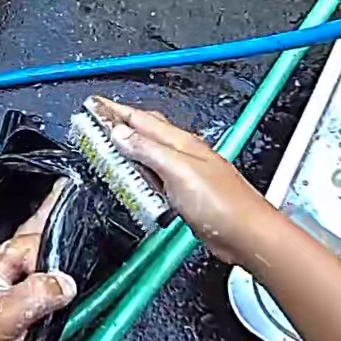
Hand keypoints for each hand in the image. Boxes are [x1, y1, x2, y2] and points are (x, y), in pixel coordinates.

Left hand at [0, 184, 77, 340]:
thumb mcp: (4, 317)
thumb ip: (35, 296)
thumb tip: (65, 282)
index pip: (34, 238)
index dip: (57, 230)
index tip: (75, 203)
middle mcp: (7, 268)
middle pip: (38, 234)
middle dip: (55, 212)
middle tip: (72, 188)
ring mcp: (17, 284)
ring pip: (45, 254)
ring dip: (60, 238)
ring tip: (75, 213)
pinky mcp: (28, 302)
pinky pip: (50, 278)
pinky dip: (62, 268)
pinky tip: (71, 262)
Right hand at [87, 97, 276, 265]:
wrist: (247, 235)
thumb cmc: (223, 204)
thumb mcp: (178, 170)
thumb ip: (147, 150)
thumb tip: (119, 133)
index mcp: (180, 141)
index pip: (138, 118)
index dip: (114, 110)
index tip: (93, 105)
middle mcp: (181, 153)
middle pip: (144, 130)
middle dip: (118, 123)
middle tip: (95, 122)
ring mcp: (183, 172)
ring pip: (148, 152)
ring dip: (126, 146)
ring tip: (107, 145)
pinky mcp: (183, 192)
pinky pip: (154, 175)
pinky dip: (138, 171)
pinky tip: (133, 177)